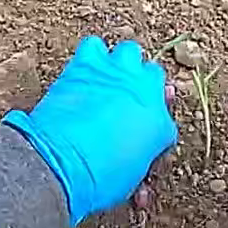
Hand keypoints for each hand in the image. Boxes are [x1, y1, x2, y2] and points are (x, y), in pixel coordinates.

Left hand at [5, 37, 176, 224]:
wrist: (63, 162)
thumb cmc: (97, 181)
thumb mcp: (128, 179)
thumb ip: (138, 162)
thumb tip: (139, 173)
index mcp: (161, 126)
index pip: (164, 118)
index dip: (150, 124)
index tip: (140, 130)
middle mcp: (147, 93)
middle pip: (154, 76)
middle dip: (143, 86)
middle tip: (127, 101)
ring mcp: (119, 73)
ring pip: (130, 52)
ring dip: (121, 64)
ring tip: (109, 78)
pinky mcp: (88, 65)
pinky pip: (94, 46)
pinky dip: (91, 56)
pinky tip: (84, 70)